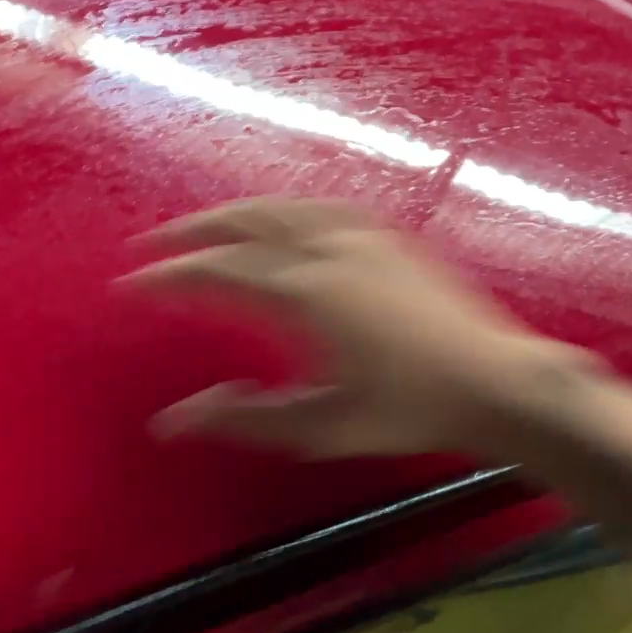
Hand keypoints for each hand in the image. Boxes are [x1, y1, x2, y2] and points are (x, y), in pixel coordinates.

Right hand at [127, 198, 597, 459]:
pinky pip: (320, 205)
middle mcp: (327, 251)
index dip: (169, 276)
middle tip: (151, 243)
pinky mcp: (388, 235)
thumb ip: (241, 419)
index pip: (218, 273)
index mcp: (305, 294)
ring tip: (203, 226)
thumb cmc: (409, 412)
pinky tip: (278, 217)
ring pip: (279, 208)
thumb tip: (169, 422)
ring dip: (231, 214)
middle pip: (242, 225)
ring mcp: (361, 236)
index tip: (131, 283)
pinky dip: (282, 209)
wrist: (500, 385)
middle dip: (190, 232)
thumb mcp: (319, 427)